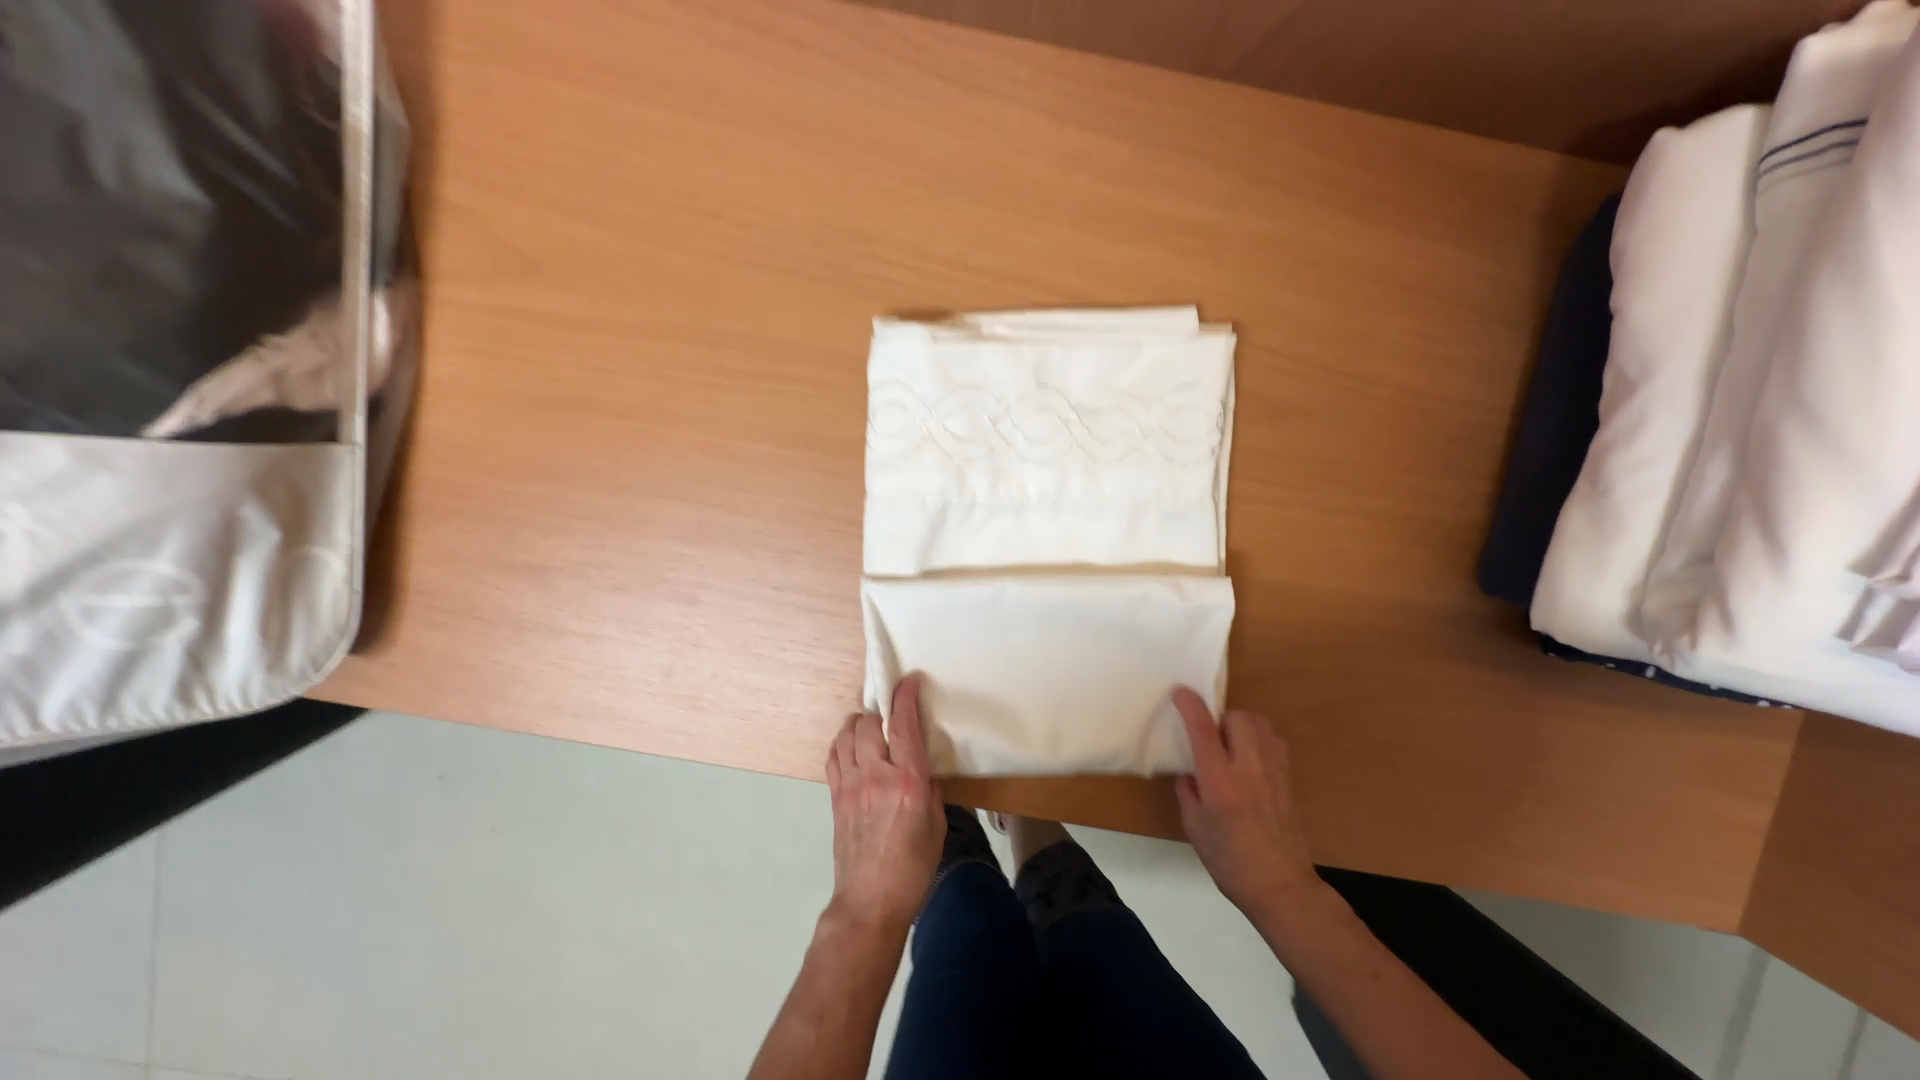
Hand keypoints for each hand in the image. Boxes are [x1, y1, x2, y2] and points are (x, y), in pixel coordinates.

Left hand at [824, 673, 944, 930]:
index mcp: (909, 782)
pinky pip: (833, 756)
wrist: (870, 901)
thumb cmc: (914, 868)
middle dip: (881, 711)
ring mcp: (851, 785)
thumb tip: (922, 771)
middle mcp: (877, 775)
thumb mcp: (937, 826)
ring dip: (860, 724)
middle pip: (870, 722)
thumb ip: (930, 790)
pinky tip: (853, 749)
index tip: (909, 680)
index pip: (903, 724)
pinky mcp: (835, 796)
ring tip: (872, 729)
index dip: (905, 696)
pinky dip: (843, 744)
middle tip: (892, 715)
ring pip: (847, 734)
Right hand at [1172, 687, 1320, 919]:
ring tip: (1231, 745)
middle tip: (1210, 736)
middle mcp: (1249, 769)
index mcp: (1219, 781)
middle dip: (1221, 717)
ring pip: (1261, 725)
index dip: (1190, 705)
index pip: (1203, 730)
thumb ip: (1189, 792)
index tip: (1180, 691)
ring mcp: (1273, 772)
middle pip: (1239, 718)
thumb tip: (1190, 772)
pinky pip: (1275, 742)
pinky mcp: (1288, 780)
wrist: (1280, 886)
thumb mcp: (1195, 827)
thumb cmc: (1229, 862)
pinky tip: (1250, 759)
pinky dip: (1260, 739)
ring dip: (1242, 725)